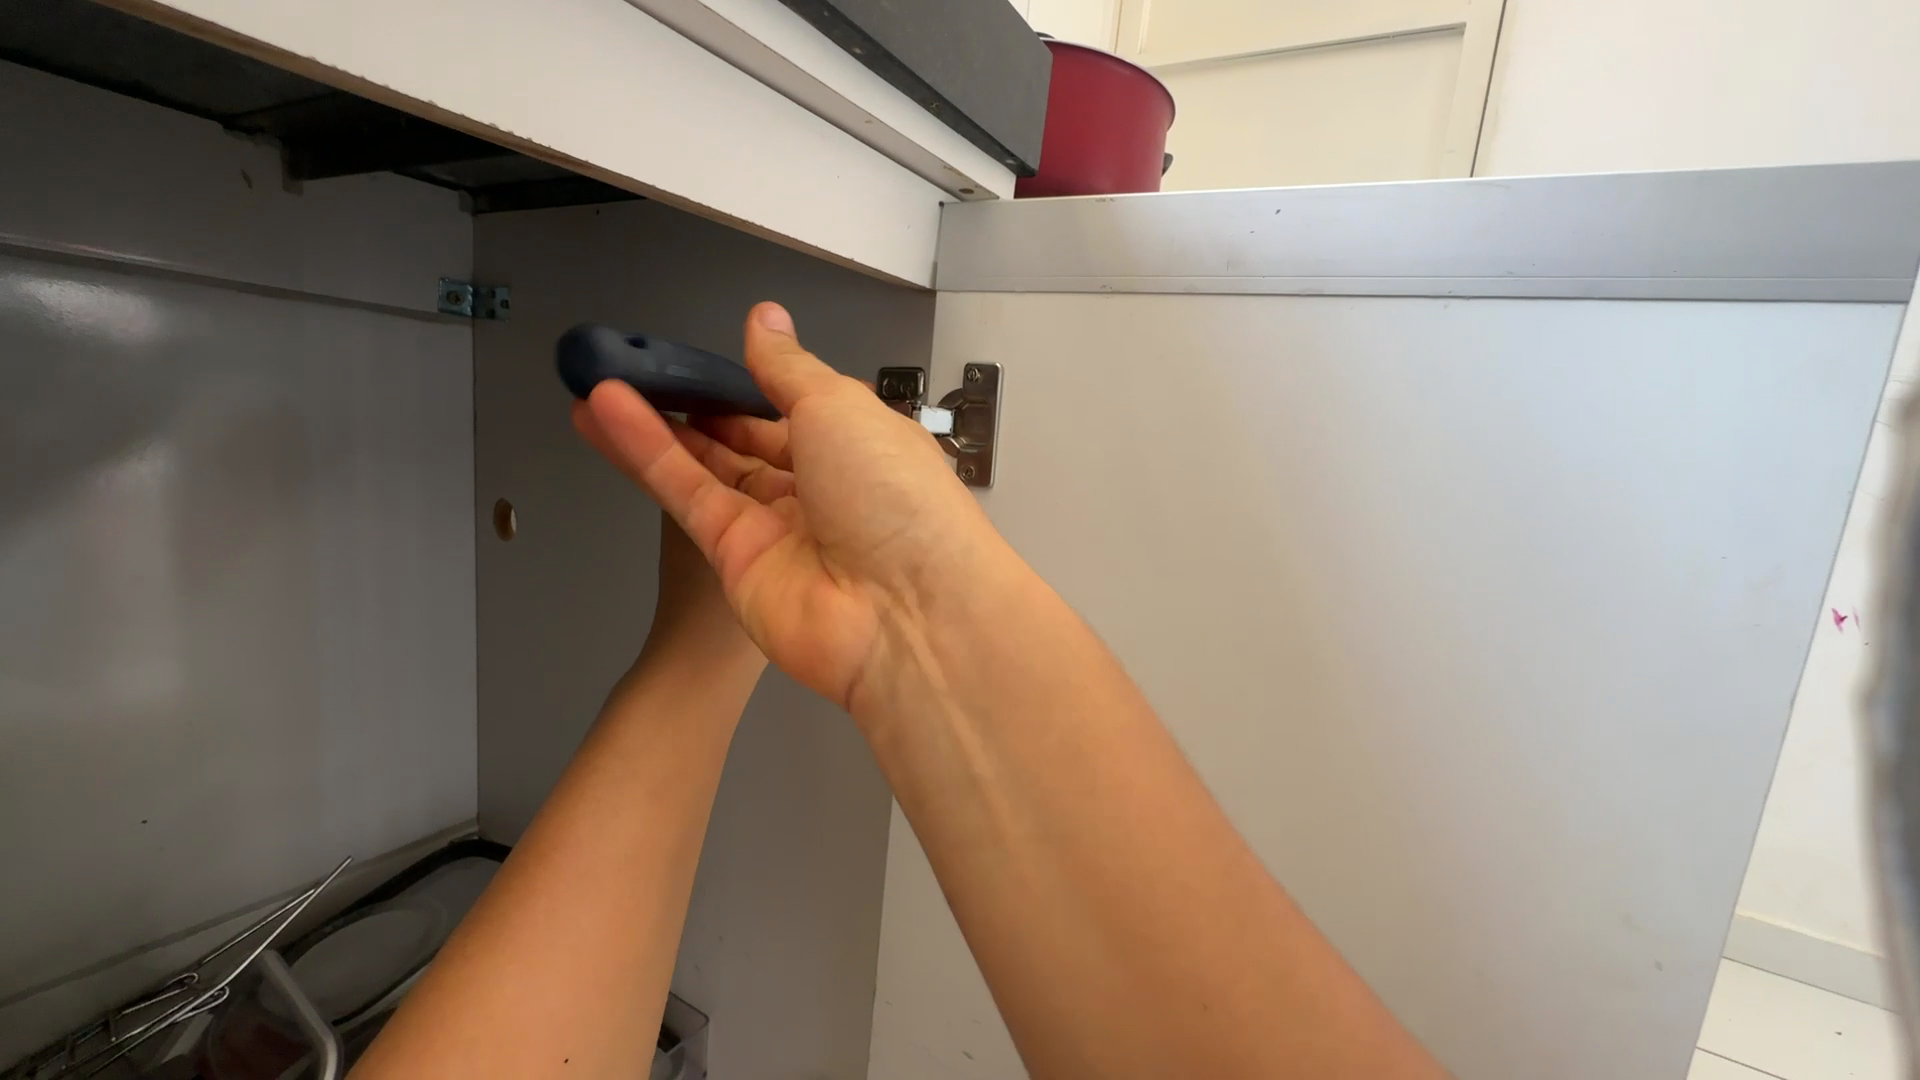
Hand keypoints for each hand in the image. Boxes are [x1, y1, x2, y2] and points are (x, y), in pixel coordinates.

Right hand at [571, 302, 1002, 708]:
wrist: (904, 613)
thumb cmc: (894, 495)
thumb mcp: (842, 407)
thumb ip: (790, 368)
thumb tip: (766, 320)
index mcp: (863, 449)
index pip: (801, 411)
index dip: (757, 384)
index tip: (712, 357)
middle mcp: (824, 491)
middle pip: (750, 444)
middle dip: (701, 409)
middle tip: (645, 373)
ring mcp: (780, 530)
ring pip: (710, 468)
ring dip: (657, 426)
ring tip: (603, 383)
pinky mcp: (738, 560)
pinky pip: (689, 496)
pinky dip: (647, 454)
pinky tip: (606, 412)